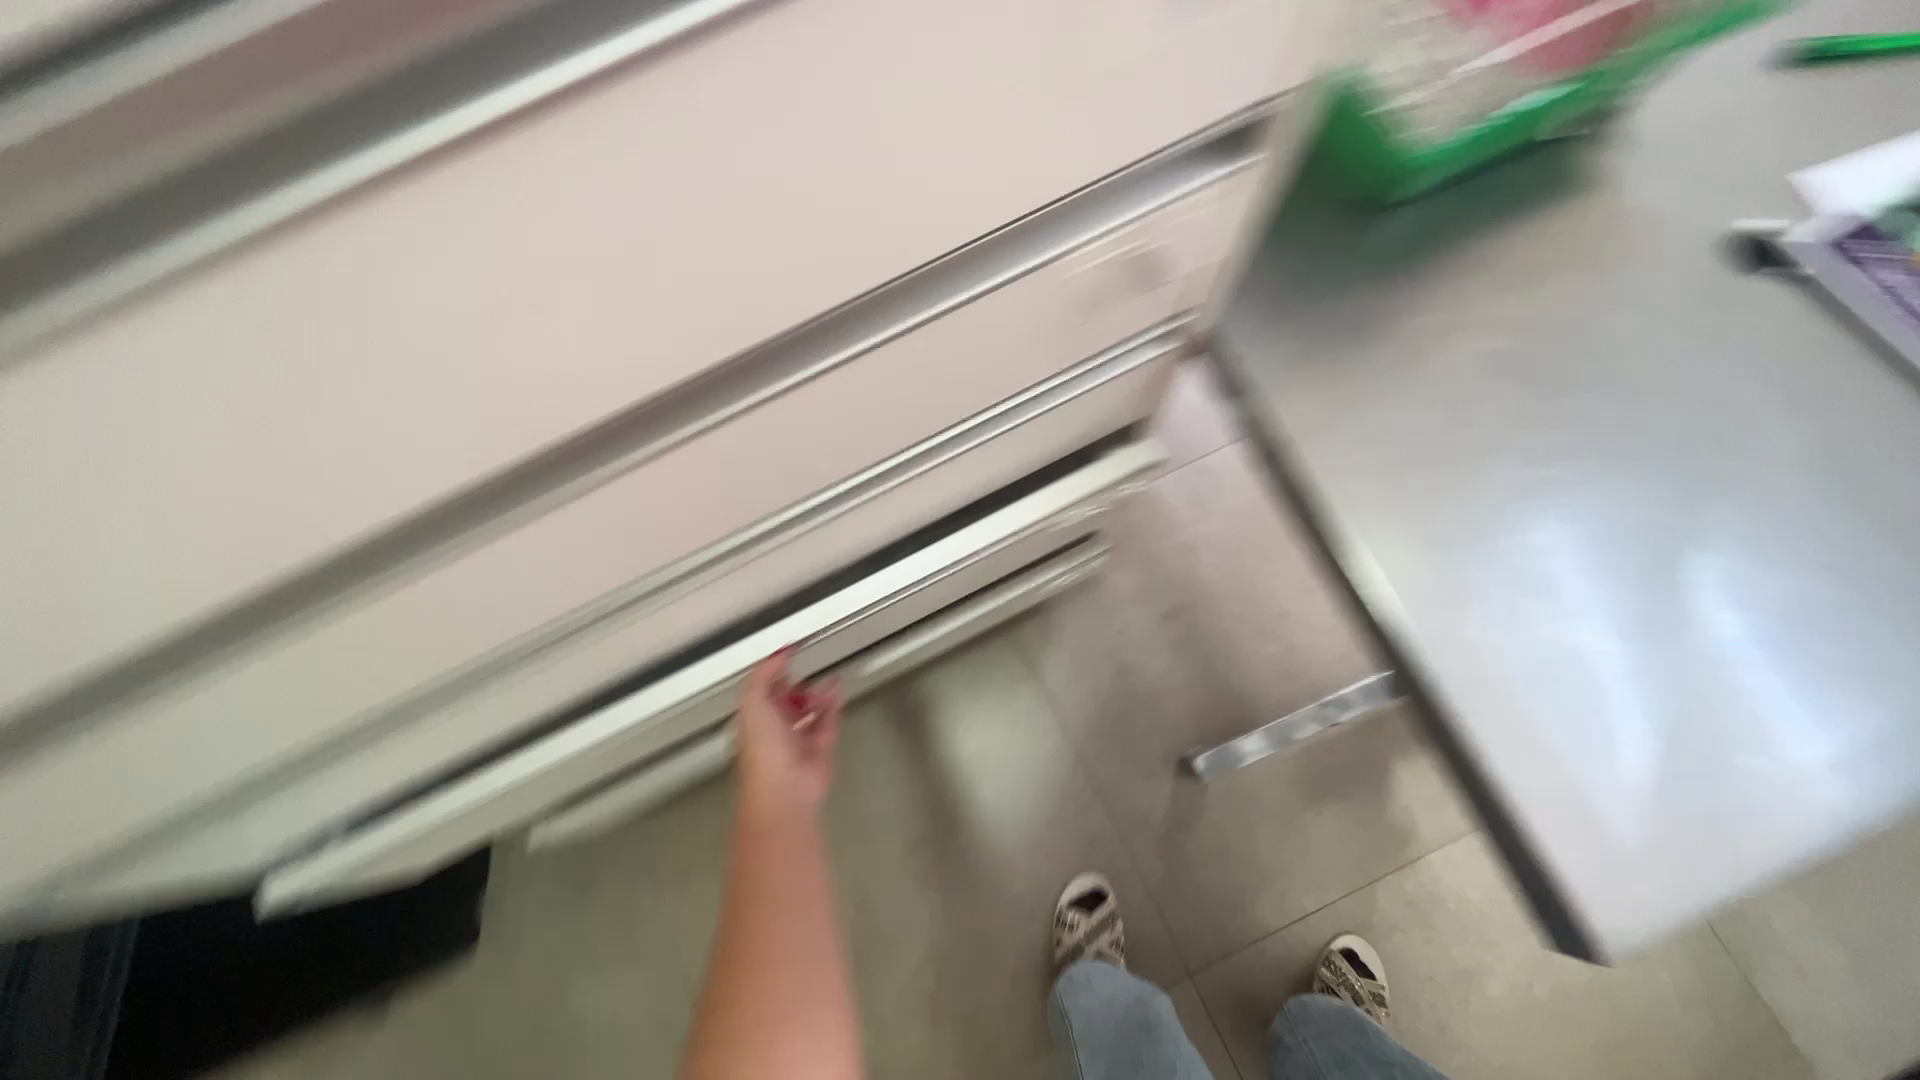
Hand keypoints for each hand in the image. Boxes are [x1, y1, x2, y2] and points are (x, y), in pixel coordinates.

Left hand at [735, 650, 843, 814]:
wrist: (785, 789)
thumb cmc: (763, 748)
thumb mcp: (753, 701)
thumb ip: (764, 673)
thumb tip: (780, 654)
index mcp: (753, 720)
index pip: (761, 692)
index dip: (772, 673)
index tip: (786, 655)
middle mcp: (774, 731)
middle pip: (785, 703)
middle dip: (795, 686)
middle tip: (804, 670)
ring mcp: (798, 741)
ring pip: (809, 711)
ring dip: (816, 694)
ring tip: (826, 678)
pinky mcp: (820, 749)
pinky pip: (828, 721)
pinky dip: (833, 704)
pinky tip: (836, 688)